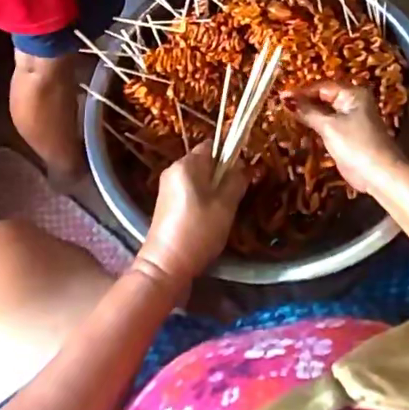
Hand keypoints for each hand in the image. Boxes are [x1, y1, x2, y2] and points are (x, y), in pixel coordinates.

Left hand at [134, 143, 246, 288]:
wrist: (165, 264)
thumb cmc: (198, 231)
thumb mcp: (225, 205)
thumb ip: (236, 181)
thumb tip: (243, 166)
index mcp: (186, 164)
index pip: (211, 145)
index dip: (228, 154)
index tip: (241, 172)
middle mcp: (173, 168)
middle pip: (203, 161)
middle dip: (221, 173)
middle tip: (235, 195)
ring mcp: (166, 185)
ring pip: (197, 177)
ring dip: (212, 187)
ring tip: (223, 209)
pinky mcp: (165, 201)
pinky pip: (188, 189)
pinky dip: (200, 197)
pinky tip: (207, 218)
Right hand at [285, 81, 405, 194]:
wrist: (381, 175)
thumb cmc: (356, 145)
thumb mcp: (329, 126)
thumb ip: (307, 111)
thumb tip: (287, 100)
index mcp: (352, 94)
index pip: (321, 87)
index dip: (300, 91)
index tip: (281, 95)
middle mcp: (353, 102)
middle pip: (323, 97)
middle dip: (303, 101)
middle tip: (281, 103)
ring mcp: (351, 118)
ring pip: (324, 110)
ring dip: (308, 112)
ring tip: (286, 112)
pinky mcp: (348, 133)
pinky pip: (328, 123)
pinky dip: (315, 123)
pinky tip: (299, 124)